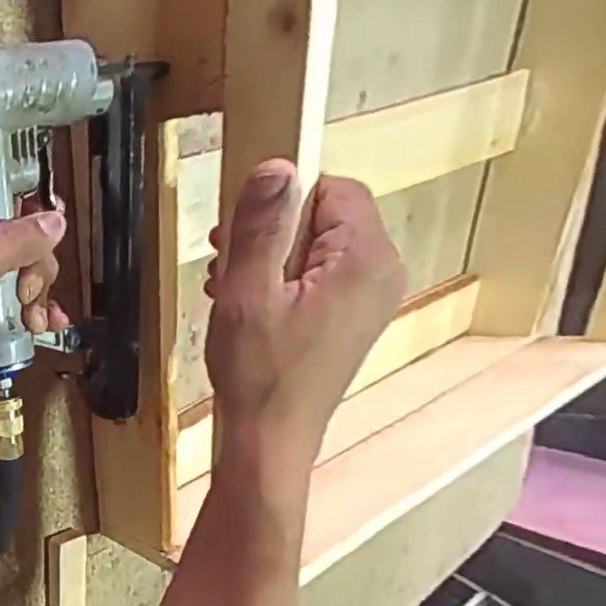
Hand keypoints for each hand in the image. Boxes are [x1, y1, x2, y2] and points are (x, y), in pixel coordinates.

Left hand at [0, 210, 70, 403]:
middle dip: (35, 273)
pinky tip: (47, 326)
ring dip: (39, 298)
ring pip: (29, 276)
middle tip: (26, 296)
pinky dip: (40, 313)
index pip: (2, 210)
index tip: (44, 245)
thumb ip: (11, 244)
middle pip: (23, 246)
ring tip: (33, 322)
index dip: (30, 224)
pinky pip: (27, 303)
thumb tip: (55, 220)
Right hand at [205, 161, 405, 436]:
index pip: (333, 188)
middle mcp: (380, 273)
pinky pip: (316, 279)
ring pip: (314, 249)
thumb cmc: (258, 372)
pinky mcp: (348, 321)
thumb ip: (262, 226)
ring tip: (230, 290)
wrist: (269, 440)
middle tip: (225, 264)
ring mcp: (366, 300)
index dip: (282, 201)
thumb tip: (276, 166)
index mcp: (366, 258)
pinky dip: (279, 283)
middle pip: (325, 218)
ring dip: (267, 260)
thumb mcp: (247, 293)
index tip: (239, 232)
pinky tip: (247, 308)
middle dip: (270, 233)